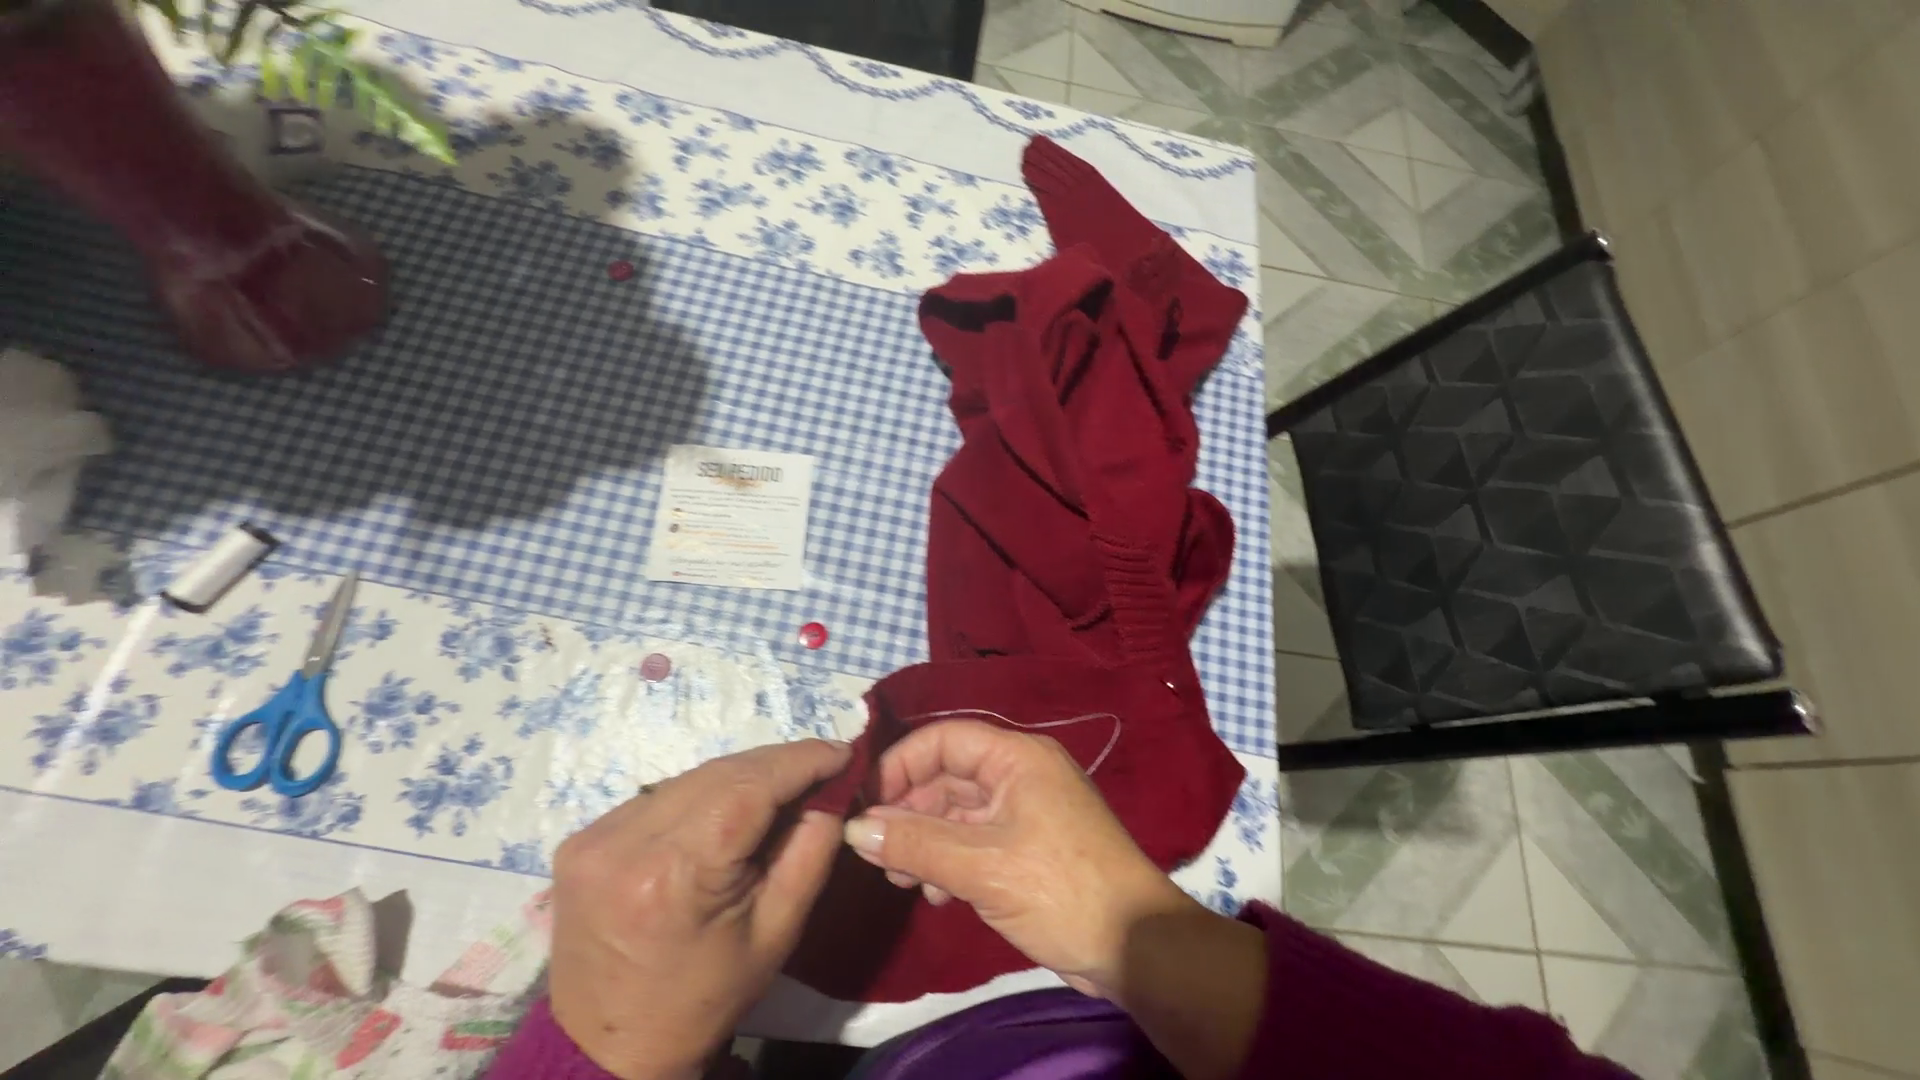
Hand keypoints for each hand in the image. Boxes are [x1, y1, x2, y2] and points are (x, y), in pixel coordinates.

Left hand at [547, 739, 851, 1079]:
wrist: (610, 1050)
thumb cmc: (706, 998)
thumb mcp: (779, 931)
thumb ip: (811, 850)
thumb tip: (830, 789)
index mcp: (677, 873)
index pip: (749, 785)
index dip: (800, 760)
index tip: (842, 750)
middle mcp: (627, 840)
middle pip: (719, 772)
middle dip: (776, 764)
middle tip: (821, 768)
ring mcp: (596, 834)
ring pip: (689, 777)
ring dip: (740, 775)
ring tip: (779, 790)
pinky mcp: (580, 837)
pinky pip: (660, 796)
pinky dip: (701, 794)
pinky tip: (722, 813)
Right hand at [840, 720, 1198, 999]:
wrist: (1135, 949)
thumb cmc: (1061, 891)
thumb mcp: (982, 867)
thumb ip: (915, 844)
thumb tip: (856, 829)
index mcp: (1017, 758)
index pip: (943, 739)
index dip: (900, 765)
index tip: (865, 804)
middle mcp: (1019, 775)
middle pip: (947, 777)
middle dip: (908, 813)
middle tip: (877, 853)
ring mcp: (1024, 812)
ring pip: (956, 813)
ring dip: (924, 841)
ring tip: (901, 879)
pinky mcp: (1025, 848)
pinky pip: (973, 841)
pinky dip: (948, 861)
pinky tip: (935, 893)